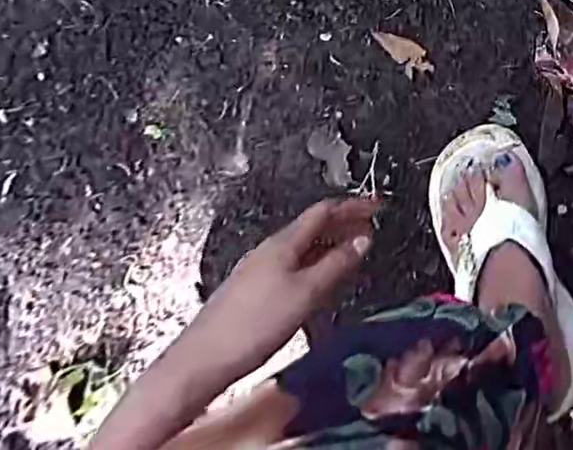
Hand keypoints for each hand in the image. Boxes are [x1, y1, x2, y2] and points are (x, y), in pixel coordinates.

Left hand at [169, 198, 376, 388]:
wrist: (196, 367)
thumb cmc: (253, 325)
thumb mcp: (307, 292)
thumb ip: (338, 263)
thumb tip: (363, 239)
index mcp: (283, 242)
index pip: (324, 210)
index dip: (353, 205)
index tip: (376, 206)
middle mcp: (269, 250)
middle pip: (313, 226)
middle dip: (344, 224)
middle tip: (369, 229)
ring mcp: (257, 270)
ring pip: (303, 247)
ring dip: (331, 245)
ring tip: (352, 254)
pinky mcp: (250, 291)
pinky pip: (292, 264)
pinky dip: (315, 263)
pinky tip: (321, 280)